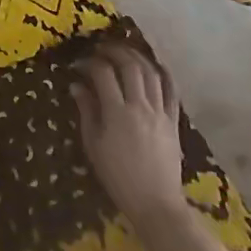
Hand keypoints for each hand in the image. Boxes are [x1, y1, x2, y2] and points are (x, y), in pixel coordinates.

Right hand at [71, 40, 187, 223]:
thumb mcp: (94, 145)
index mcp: (117, 113)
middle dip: (115, 52)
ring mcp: (160, 112)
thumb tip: (76, 86)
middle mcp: (140, 106)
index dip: (90, 63)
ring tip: (125, 52)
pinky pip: (172, 90)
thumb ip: (87, 112)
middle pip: (130, 67)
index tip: (79, 64)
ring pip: (151, 73)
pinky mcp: (174, 120)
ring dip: (137, 57)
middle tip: (102, 48)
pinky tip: (156, 65)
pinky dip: (164, 73)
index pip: (103, 74)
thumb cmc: (117, 176)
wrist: (154, 202)